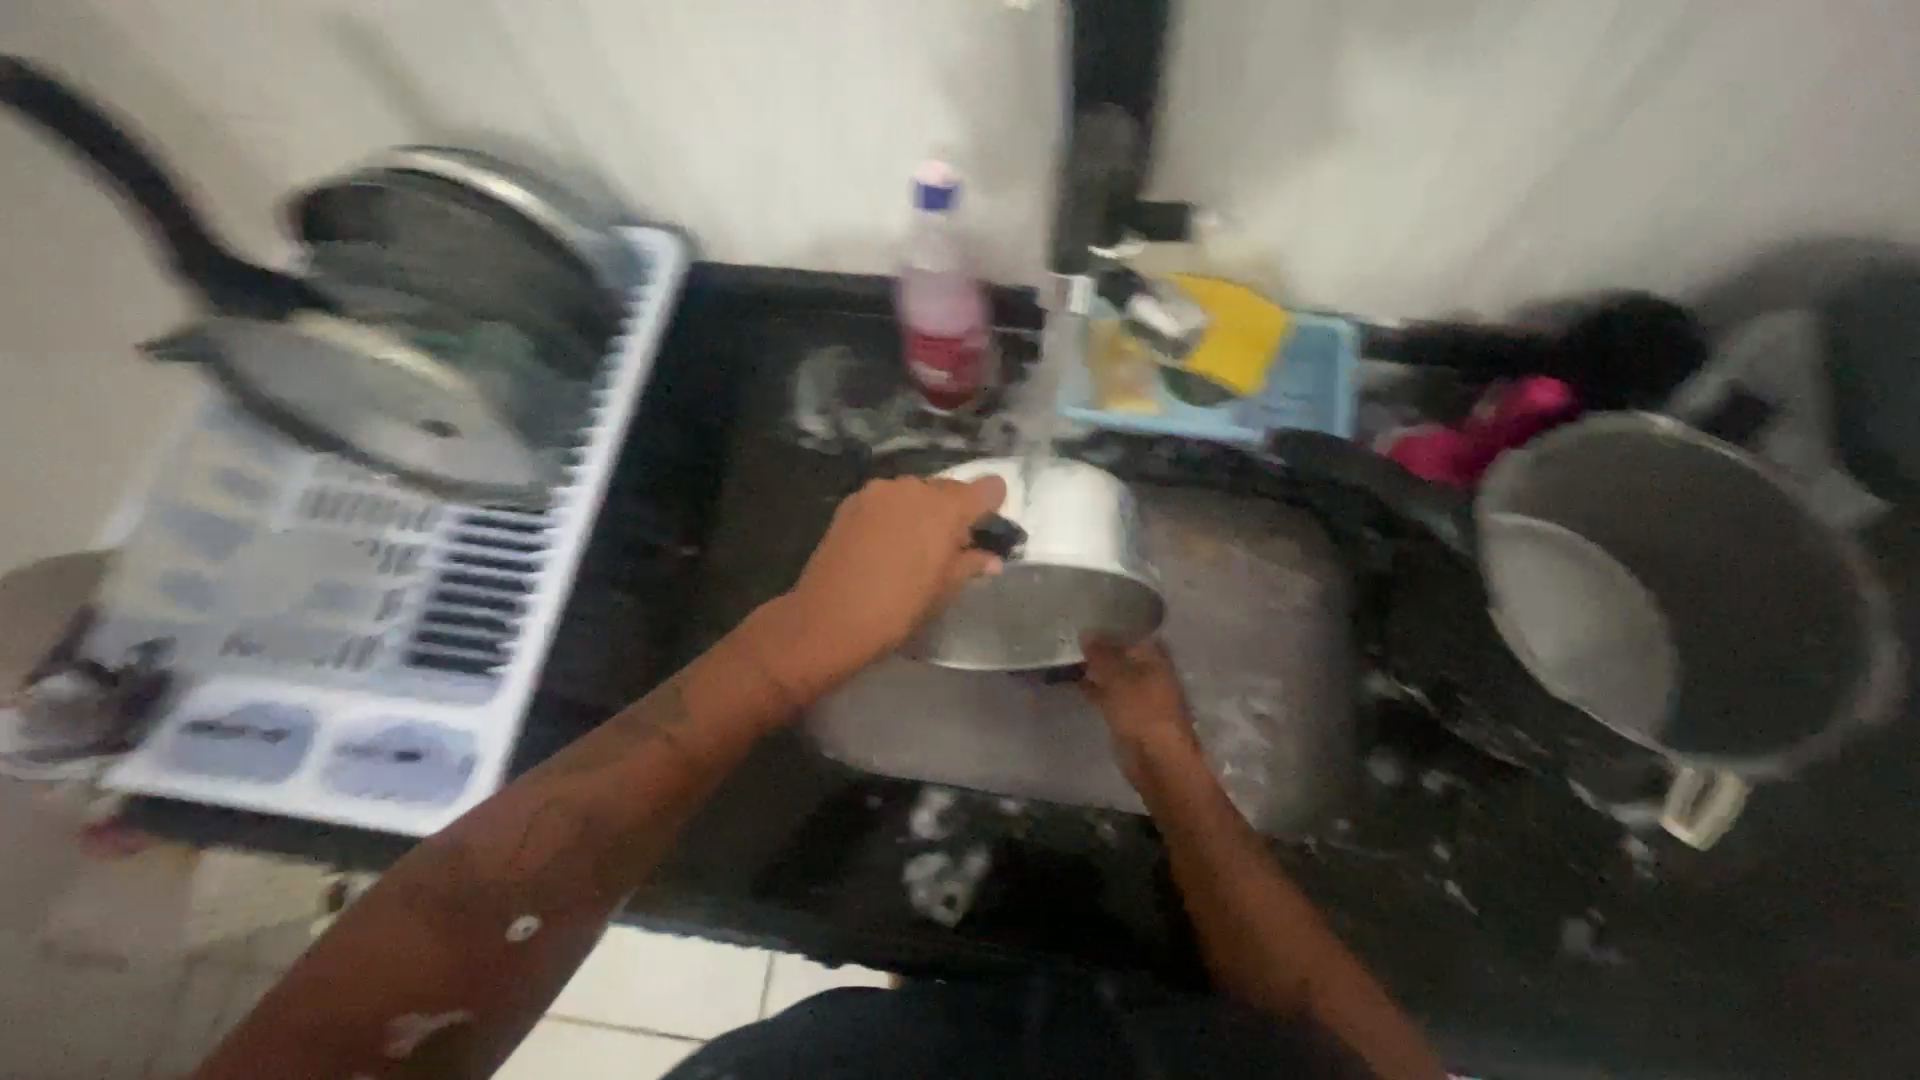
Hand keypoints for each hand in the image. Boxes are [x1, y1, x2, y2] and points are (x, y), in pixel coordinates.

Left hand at [745, 474, 1006, 702]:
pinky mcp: (851, 502)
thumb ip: (971, 565)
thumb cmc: (899, 607)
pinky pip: (886, 501)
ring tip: (913, 548)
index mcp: (945, 507)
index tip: (987, 527)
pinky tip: (885, 545)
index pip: (986, 488)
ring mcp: (878, 491)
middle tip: (950, 547)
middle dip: (954, 512)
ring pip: (914, 493)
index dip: (992, 505)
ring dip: (921, 512)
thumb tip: (992, 560)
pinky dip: (893, 515)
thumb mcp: (944, 590)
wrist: (830, 617)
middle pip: (947, 489)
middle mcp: (913, 487)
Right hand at [1080, 635, 1199, 784]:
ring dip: (1094, 667)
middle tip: (1072, 631)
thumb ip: (1102, 654)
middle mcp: (1149, 673)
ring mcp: (1138, 695)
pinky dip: (1092, 687)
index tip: (1090, 614)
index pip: (1135, 632)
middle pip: (1123, 653)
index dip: (1114, 624)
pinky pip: (1107, 693)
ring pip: (1113, 674)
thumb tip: (1087, 632)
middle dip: (1101, 645)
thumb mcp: (1118, 677)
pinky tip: (1072, 679)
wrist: (1155, 760)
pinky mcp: (1127, 715)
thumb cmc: (1142, 711)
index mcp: (1155, 659)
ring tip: (1067, 652)